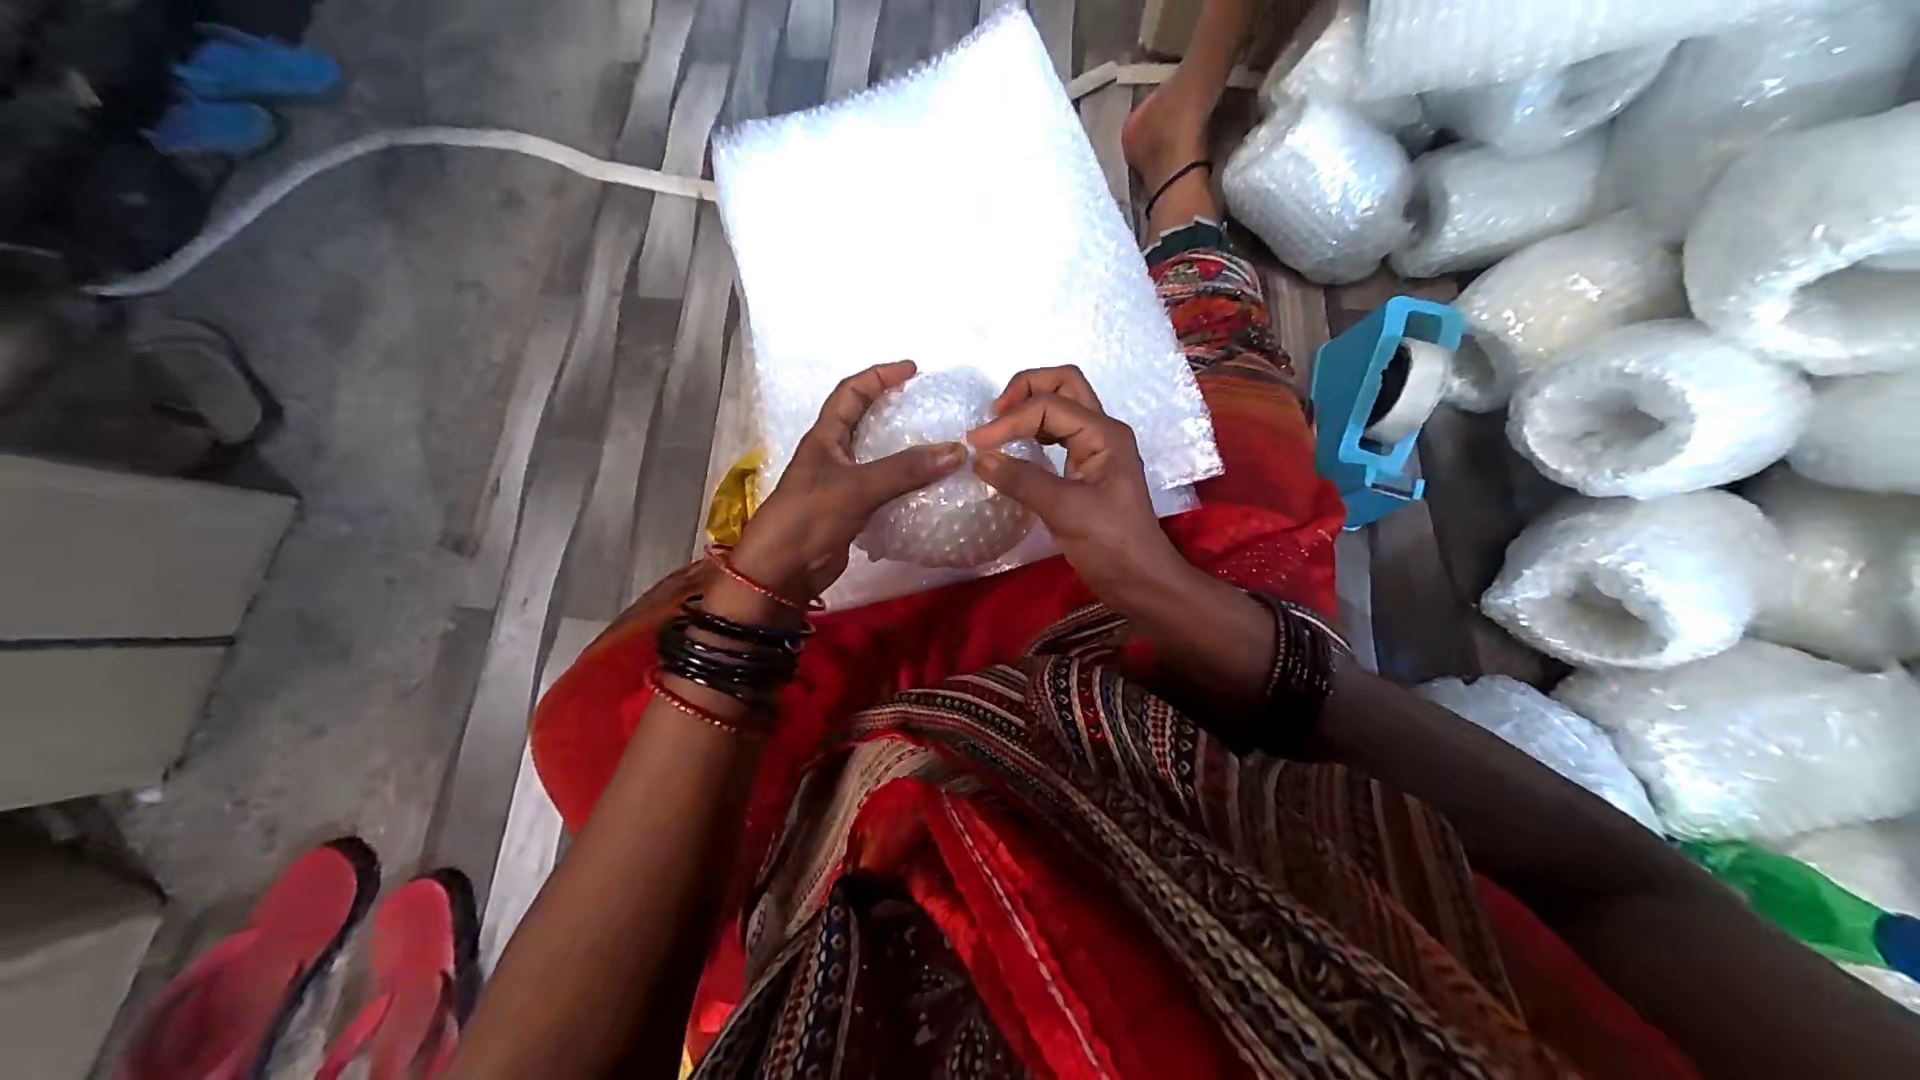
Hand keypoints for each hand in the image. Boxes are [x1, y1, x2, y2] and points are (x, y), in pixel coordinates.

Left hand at [728, 361, 964, 604]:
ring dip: (903, 449)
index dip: (878, 376)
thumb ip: (904, 470)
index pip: (850, 393)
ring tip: (937, 443)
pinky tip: (928, 486)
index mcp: (825, 437)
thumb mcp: (856, 487)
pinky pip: (884, 489)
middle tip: (928, 405)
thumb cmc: (808, 517)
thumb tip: (956, 451)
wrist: (782, 571)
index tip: (912, 370)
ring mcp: (842, 484)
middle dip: (893, 408)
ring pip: (877, 457)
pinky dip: (905, 484)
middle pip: (864, 421)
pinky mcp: (851, 511)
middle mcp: (833, 456)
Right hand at [968, 365, 1185, 603]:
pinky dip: (1032, 432)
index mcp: (1104, 434)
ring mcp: (1095, 450)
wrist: (1139, 581)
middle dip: (1026, 388)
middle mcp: (1102, 432)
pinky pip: (1057, 434)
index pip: (1049, 406)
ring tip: (998, 428)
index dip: (1009, 420)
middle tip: (994, 414)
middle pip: (1064, 384)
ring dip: (1029, 407)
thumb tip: (979, 457)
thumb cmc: (1110, 544)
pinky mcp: (1086, 469)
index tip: (977, 444)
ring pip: (1061, 406)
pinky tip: (1013, 449)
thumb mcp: (1064, 510)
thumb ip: (1022, 480)